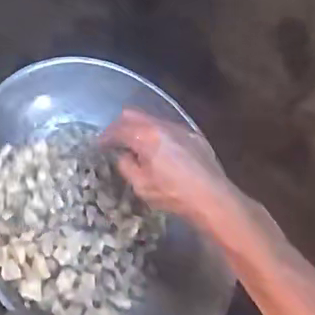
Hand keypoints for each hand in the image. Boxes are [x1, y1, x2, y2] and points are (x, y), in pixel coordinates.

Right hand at [102, 108, 238, 227]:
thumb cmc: (174, 194)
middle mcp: (162, 125)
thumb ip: (126, 166)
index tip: (100, 144)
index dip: (106, 136)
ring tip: (137, 146)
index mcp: (145, 136)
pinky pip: (169, 129)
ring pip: (152, 120)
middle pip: (133, 115)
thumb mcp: (142, 186)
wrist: (214, 199)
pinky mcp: (194, 136)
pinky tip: (162, 152)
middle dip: (120, 126)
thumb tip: (123, 156)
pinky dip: (159, 135)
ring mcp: (180, 128)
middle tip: (115, 140)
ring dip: (140, 129)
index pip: (118, 129)